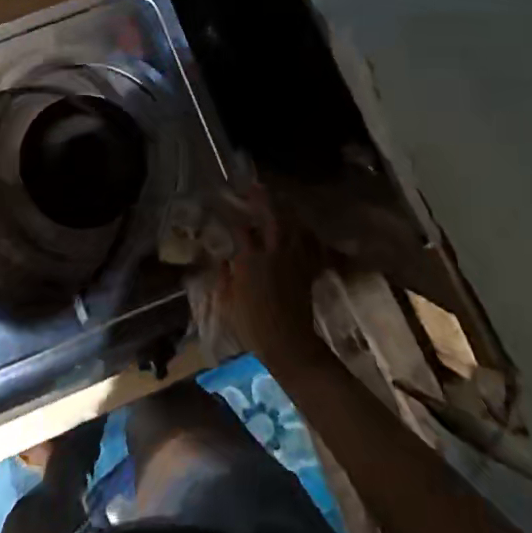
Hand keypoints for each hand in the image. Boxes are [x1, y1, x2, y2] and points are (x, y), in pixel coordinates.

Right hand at [217, 186, 327, 370]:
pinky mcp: (307, 270)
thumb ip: (225, 276)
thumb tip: (224, 259)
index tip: (226, 203)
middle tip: (256, 187)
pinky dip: (303, 232)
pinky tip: (299, 229)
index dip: (233, 214)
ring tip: (278, 201)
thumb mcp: (228, 300)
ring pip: (292, 226)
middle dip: (264, 199)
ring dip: (285, 211)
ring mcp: (294, 260)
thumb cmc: (252, 326)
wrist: (289, 345)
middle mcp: (273, 253)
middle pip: (272, 217)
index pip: (241, 228)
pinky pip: (307, 243)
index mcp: (250, 260)